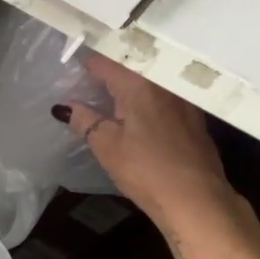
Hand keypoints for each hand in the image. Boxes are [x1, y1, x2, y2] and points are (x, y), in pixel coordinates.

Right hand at [61, 54, 235, 223]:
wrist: (194, 196)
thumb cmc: (145, 169)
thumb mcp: (105, 145)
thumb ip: (84, 120)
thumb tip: (64, 106)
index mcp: (140, 85)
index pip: (107, 62)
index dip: (85, 63)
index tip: (67, 66)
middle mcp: (165, 83)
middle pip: (131, 66)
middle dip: (106, 69)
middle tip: (81, 79)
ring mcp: (182, 98)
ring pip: (147, 80)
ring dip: (125, 83)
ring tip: (103, 93)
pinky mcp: (191, 114)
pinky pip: (160, 94)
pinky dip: (142, 96)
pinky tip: (130, 110)